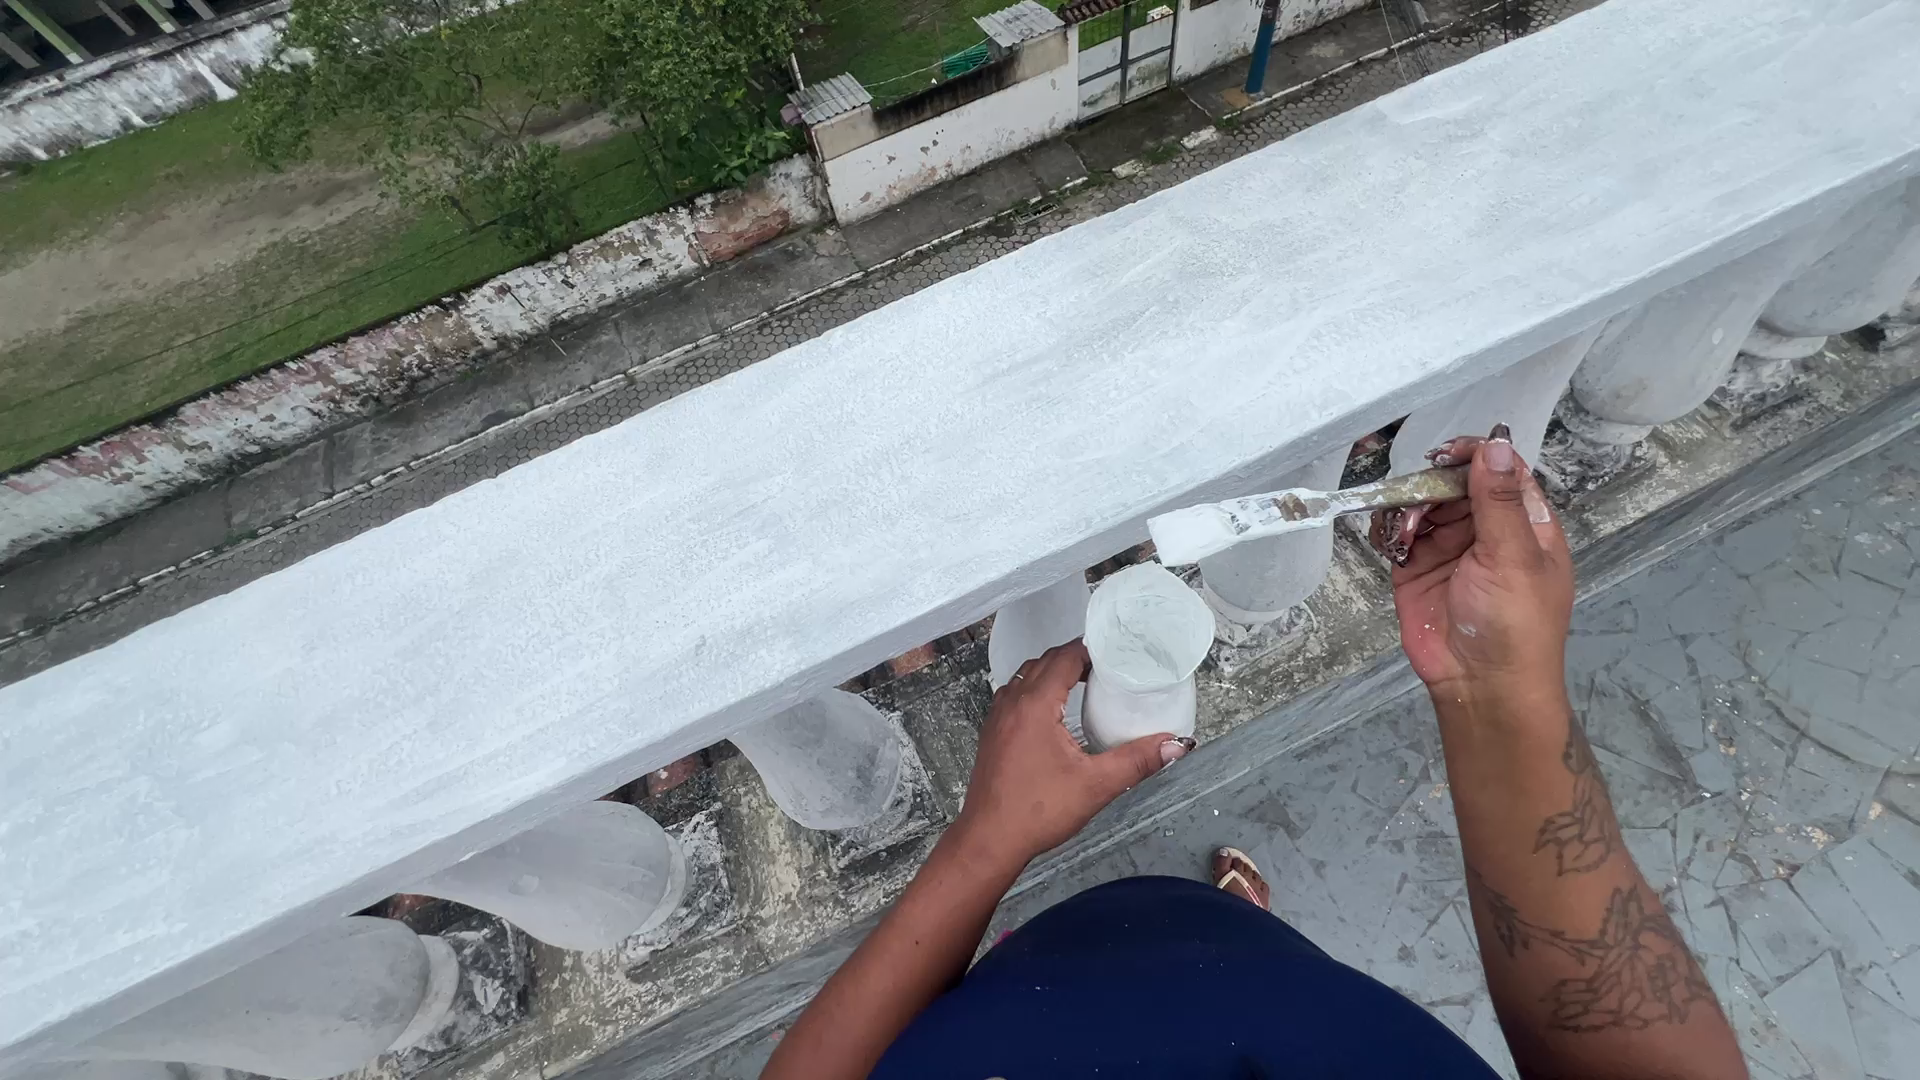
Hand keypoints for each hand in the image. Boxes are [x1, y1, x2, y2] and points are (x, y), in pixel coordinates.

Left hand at [953, 640, 1189, 865]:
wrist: (989, 838)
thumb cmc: (1038, 811)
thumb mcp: (1095, 784)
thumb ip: (1137, 761)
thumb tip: (1175, 745)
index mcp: (1035, 704)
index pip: (1064, 658)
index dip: (1089, 650)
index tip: (1113, 652)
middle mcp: (1012, 702)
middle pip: (1044, 662)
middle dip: (1073, 657)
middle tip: (1105, 666)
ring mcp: (997, 716)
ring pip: (1025, 676)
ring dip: (1052, 671)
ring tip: (1082, 681)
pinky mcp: (992, 732)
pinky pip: (1013, 694)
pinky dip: (1034, 688)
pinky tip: (1052, 710)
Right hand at [1368, 426, 1573, 709]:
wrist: (1477, 681)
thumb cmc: (1513, 621)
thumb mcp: (1512, 556)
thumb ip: (1497, 501)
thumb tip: (1495, 444)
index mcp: (1524, 525)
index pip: (1503, 472)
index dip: (1476, 455)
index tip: (1444, 452)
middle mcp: (1484, 531)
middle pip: (1454, 485)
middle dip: (1430, 486)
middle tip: (1414, 498)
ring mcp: (1446, 549)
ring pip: (1421, 506)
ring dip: (1406, 511)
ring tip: (1404, 534)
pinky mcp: (1413, 567)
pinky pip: (1396, 534)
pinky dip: (1388, 532)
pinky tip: (1392, 545)